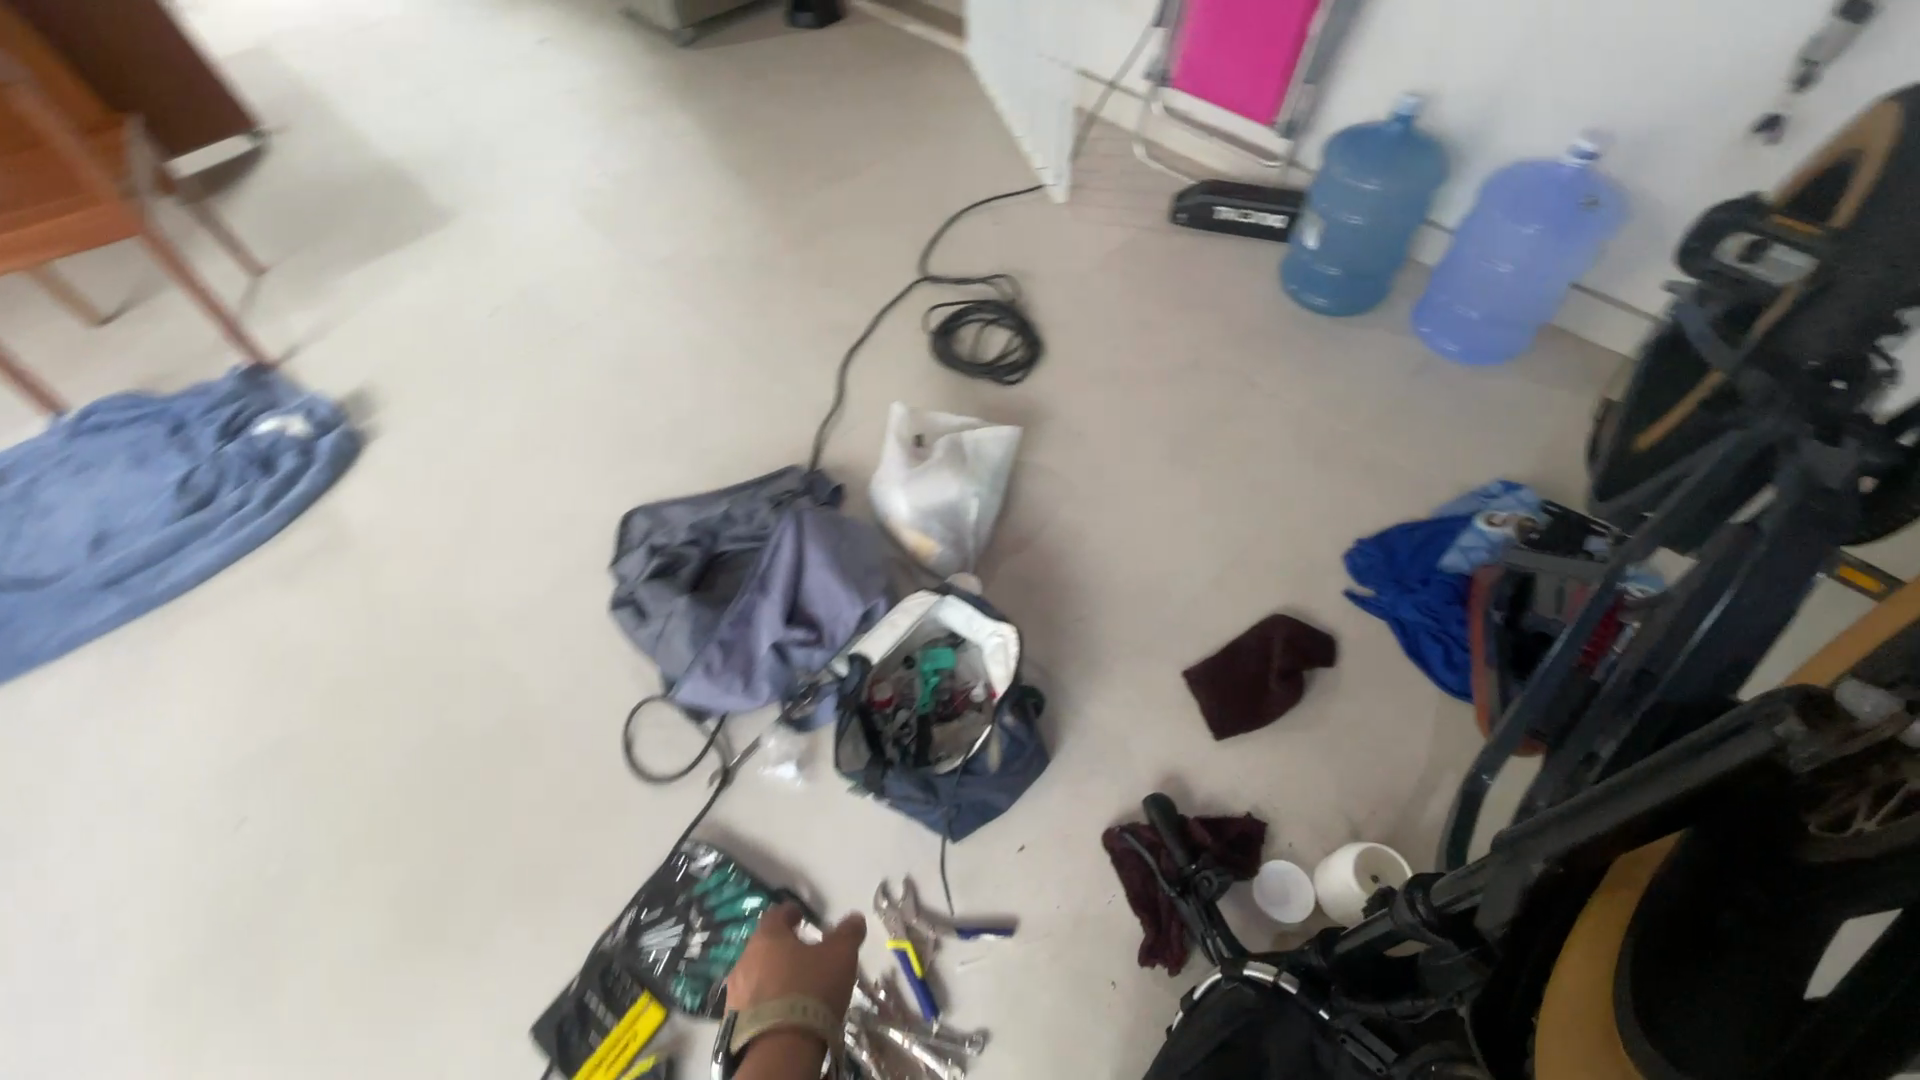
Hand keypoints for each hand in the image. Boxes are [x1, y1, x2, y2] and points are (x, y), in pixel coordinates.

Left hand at [726, 902, 866, 1017]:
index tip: (800, 915)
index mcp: (768, 937)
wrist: (780, 1049)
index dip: (789, 913)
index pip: (775, 915)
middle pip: (763, 945)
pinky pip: (752, 1002)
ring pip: (756, 974)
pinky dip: (766, 1000)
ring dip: (772, 975)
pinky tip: (782, 1009)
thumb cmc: (811, 990)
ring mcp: (736, 992)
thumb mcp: (840, 956)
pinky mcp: (733, 1022)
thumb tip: (854, 918)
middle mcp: (745, 959)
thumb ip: (847, 933)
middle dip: (781, 946)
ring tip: (793, 984)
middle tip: (801, 952)